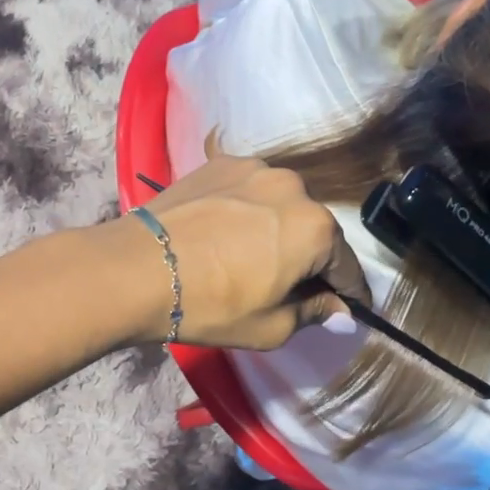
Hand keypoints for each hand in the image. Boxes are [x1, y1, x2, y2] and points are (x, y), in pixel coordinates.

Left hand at [127, 152, 366, 350]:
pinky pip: (250, 188)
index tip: (349, 309)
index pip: (348, 267)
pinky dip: (249, 208)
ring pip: (282, 204)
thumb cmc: (211, 304)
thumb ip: (315, 313)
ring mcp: (257, 167)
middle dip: (311, 258)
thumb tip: (340, 310)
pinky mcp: (223, 162)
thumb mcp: (271, 327)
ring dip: (279, 227)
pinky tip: (226, 230)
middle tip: (289, 286)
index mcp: (316, 228)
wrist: (137, 267)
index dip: (351, 294)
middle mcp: (295, 186)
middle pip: (315, 230)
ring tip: (251, 254)